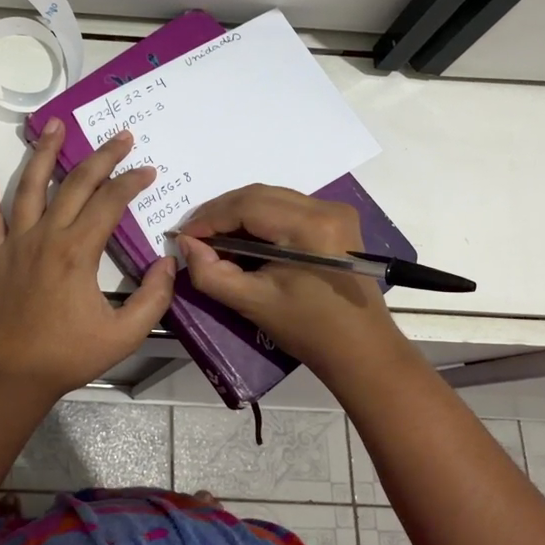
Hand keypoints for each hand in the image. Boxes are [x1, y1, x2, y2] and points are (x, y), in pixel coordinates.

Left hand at [0, 120, 176, 399]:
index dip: (132, 183)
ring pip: (30, 187)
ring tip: (55, 124)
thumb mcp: (124, 334)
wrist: (13, 375)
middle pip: (76, 184)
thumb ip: (153, 298)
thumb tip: (166, 262)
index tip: (148, 170)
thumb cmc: (69, 355)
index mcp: (78, 252)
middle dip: (102, 156)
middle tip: (121, 136)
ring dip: (44, 153)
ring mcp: (17, 243)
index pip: (110, 203)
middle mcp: (46, 237)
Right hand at [175, 184, 404, 377]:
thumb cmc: (308, 329)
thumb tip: (186, 243)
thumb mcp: (252, 303)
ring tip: (214, 237)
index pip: (246, 206)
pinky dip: (259, 219)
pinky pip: (287, 207)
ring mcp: (335, 211)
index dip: (209, 218)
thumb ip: (210, 273)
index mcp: (309, 226)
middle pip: (259, 195)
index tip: (183, 236)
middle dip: (221, 212)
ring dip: (238, 214)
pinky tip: (242, 238)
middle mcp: (326, 208)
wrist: (361, 349)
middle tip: (194, 235)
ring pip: (271, 198)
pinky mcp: (337, 220)